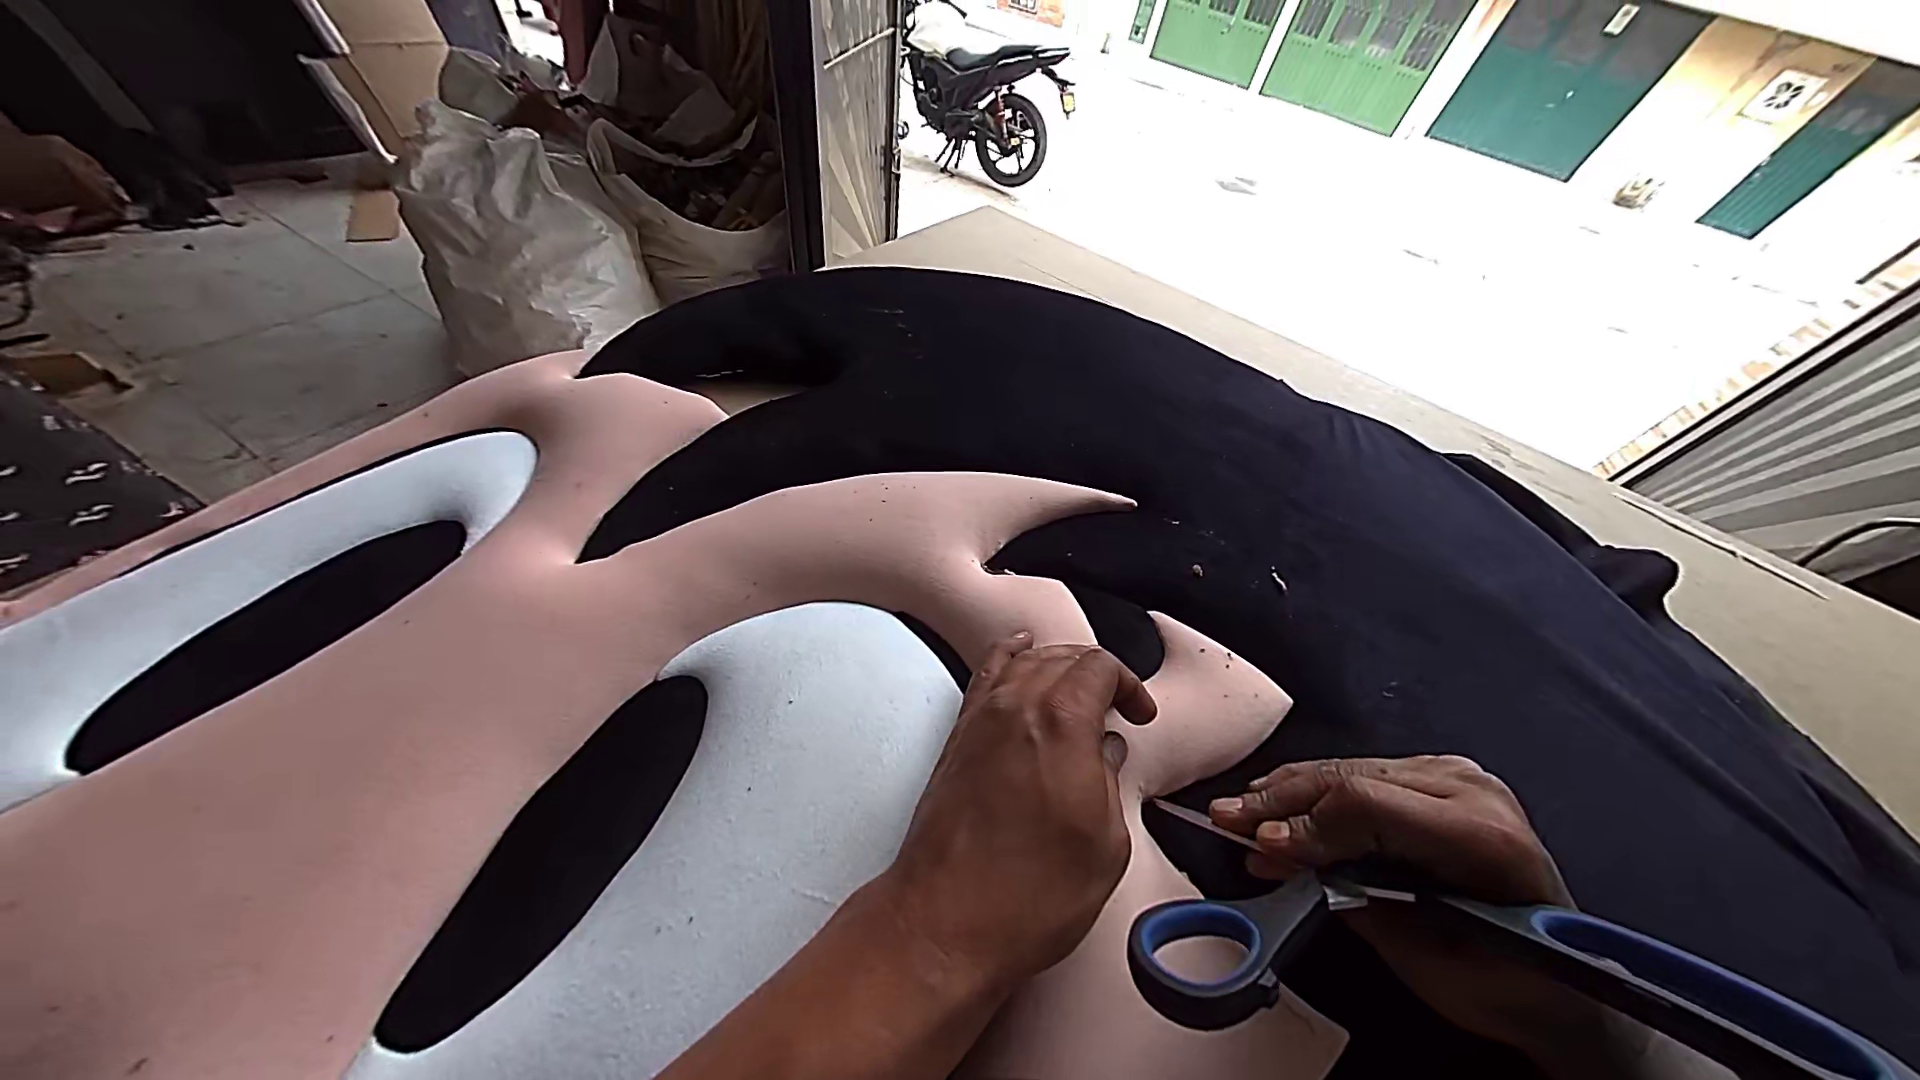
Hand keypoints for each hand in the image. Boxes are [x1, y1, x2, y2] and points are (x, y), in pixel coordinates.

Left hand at [876, 633, 1155, 991]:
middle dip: (1097, 672)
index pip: (1099, 667)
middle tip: (1116, 701)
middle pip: (1062, 657)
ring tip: (1077, 681)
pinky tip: (1016, 650)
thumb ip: (1110, 779)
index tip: (1138, 711)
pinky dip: (1006, 655)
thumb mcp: (1104, 842)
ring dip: (1057, 663)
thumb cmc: (1024, 893)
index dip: (1128, 683)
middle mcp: (1015, 706)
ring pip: (1025, 660)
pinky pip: (985, 675)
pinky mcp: (959, 736)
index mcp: (1060, 722)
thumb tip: (1106, 752)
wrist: (945, 919)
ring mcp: (981, 717)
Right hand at [1209, 757, 1644, 1074]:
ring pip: (1342, 768)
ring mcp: (1450, 773)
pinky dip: (1309, 790)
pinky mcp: (1432, 773)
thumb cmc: (1506, 986)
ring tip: (1239, 809)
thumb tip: (1273, 856)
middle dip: (1278, 802)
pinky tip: (1274, 798)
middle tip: (1225, 817)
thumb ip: (1346, 896)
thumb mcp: (1424, 959)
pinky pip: (1354, 771)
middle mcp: (1468, 788)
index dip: (1304, 824)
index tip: (1258, 847)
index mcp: (1482, 835)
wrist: (1564, 983)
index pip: (1366, 805)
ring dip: (1284, 792)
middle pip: (1346, 778)